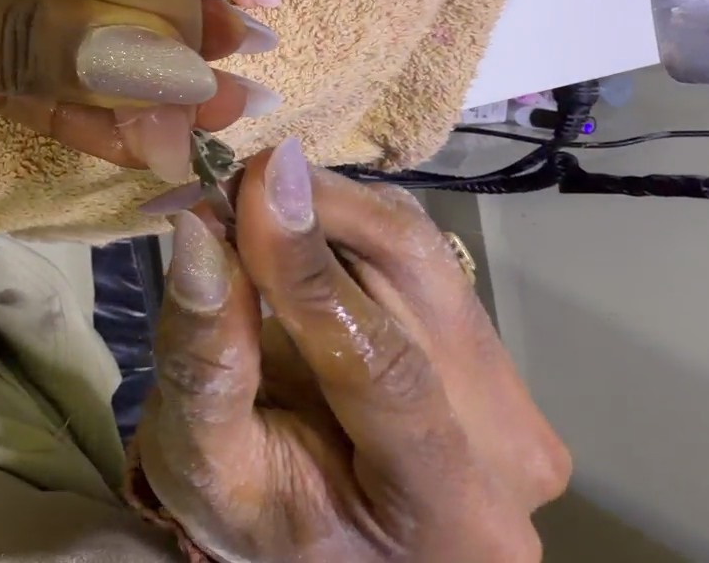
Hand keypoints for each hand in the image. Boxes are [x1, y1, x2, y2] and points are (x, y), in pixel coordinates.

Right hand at [137, 142, 570, 561]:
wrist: (288, 530)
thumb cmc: (238, 509)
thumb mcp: (198, 452)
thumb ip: (203, 354)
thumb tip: (197, 229)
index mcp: (450, 512)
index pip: (387, 367)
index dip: (309, 270)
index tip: (250, 182)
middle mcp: (511, 450)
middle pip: (420, 284)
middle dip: (313, 212)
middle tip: (218, 179)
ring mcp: (508, 395)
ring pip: (418, 250)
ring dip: (318, 209)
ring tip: (232, 206)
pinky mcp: (481, 351)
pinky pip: (409, 252)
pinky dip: (333, 223)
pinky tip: (277, 233)